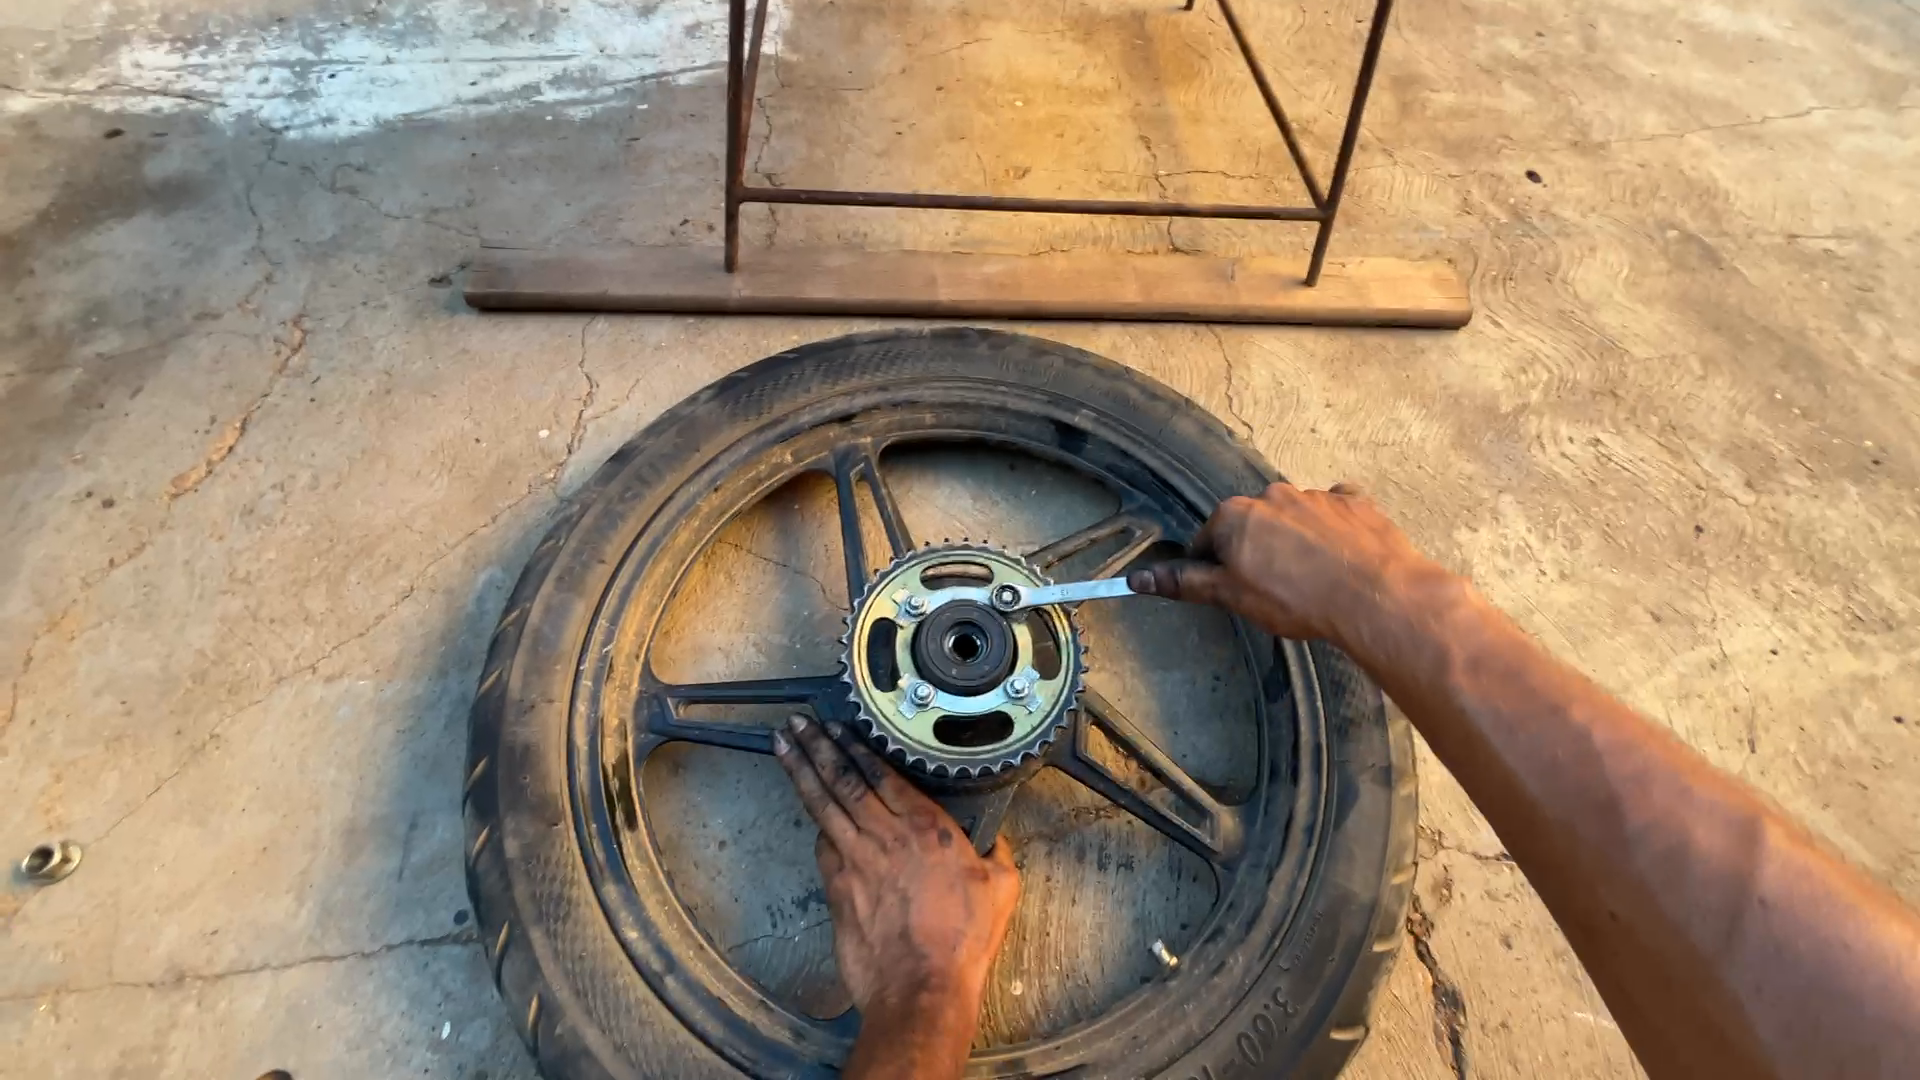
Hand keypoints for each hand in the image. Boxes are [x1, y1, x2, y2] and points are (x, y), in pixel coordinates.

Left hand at [772, 714, 1020, 1019]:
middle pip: (843, 779)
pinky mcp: (837, 889)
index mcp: (925, 826)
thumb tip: (992, 840)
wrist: (921, 990)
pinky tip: (807, 809)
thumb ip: (995, 852)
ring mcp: (855, 860)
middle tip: (798, 722)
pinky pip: (822, 845)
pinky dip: (814, 821)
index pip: (881, 773)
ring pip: (823, 804)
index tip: (838, 727)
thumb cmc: (963, 939)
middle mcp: (885, 834)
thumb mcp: (1001, 886)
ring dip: (801, 770)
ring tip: (784, 744)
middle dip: (817, 745)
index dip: (856, 746)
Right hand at [1126, 482, 1439, 641]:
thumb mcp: (1231, 596)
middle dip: (1254, 550)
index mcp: (1234, 515)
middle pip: (1249, 525)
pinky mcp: (1354, 503)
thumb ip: (1185, 583)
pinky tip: (1340, 558)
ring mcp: (1315, 496)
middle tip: (1272, 589)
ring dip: (1293, 541)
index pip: (1207, 540)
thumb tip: (1138, 578)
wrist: (1375, 596)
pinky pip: (1333, 513)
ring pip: (1291, 519)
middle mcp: (1271, 495)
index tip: (1233, 590)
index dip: (1215, 568)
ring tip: (1311, 579)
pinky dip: (1331, 531)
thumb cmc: (1296, 598)